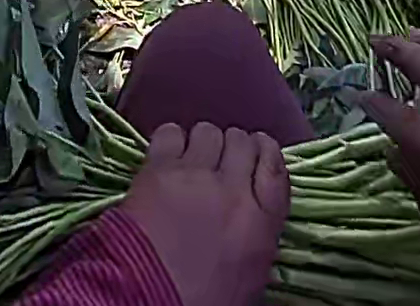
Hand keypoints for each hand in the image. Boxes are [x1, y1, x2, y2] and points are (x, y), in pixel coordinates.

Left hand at [121, 122, 288, 305]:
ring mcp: (195, 173)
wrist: (145, 302)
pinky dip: (171, 140)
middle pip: (241, 140)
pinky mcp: (159, 166)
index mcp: (260, 223)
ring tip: (192, 159)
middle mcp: (232, 189)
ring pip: (208, 131)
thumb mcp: (248, 273)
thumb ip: (256, 228)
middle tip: (220, 160)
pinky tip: (167, 157)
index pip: (275, 165)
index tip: (257, 151)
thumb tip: (252, 200)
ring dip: (202, 143)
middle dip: (232, 146)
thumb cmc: (200, 300)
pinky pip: (172, 132)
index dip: (265, 151)